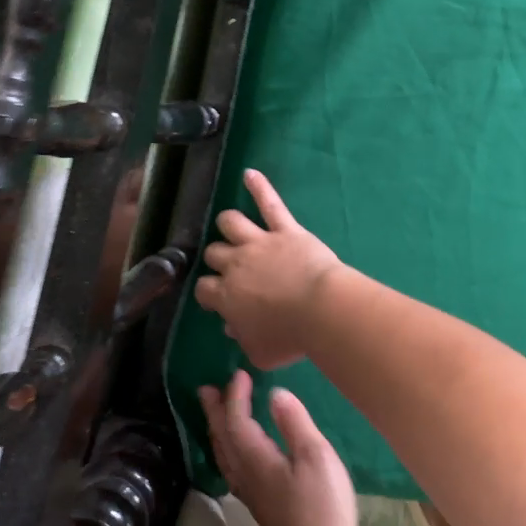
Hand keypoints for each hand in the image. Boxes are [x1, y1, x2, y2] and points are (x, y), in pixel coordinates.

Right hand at [196, 169, 344, 369]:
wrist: (321, 309)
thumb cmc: (291, 337)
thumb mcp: (259, 352)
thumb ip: (242, 338)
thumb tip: (232, 327)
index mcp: (227, 296)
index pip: (204, 288)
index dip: (208, 291)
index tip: (215, 295)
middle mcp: (236, 264)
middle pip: (214, 252)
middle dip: (217, 257)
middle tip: (226, 263)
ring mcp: (259, 241)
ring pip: (232, 223)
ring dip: (229, 224)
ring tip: (229, 224)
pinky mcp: (284, 228)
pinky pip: (270, 202)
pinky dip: (259, 186)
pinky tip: (250, 173)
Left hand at [199, 370, 356, 525]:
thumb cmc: (321, 504)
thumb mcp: (315, 457)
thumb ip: (295, 423)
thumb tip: (276, 392)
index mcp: (256, 459)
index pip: (236, 421)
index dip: (235, 396)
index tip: (238, 372)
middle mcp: (245, 474)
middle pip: (223, 438)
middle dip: (215, 412)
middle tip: (205, 388)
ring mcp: (250, 492)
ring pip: (224, 455)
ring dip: (218, 429)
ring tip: (217, 412)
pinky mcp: (259, 503)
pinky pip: (231, 466)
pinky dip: (227, 448)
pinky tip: (236, 451)